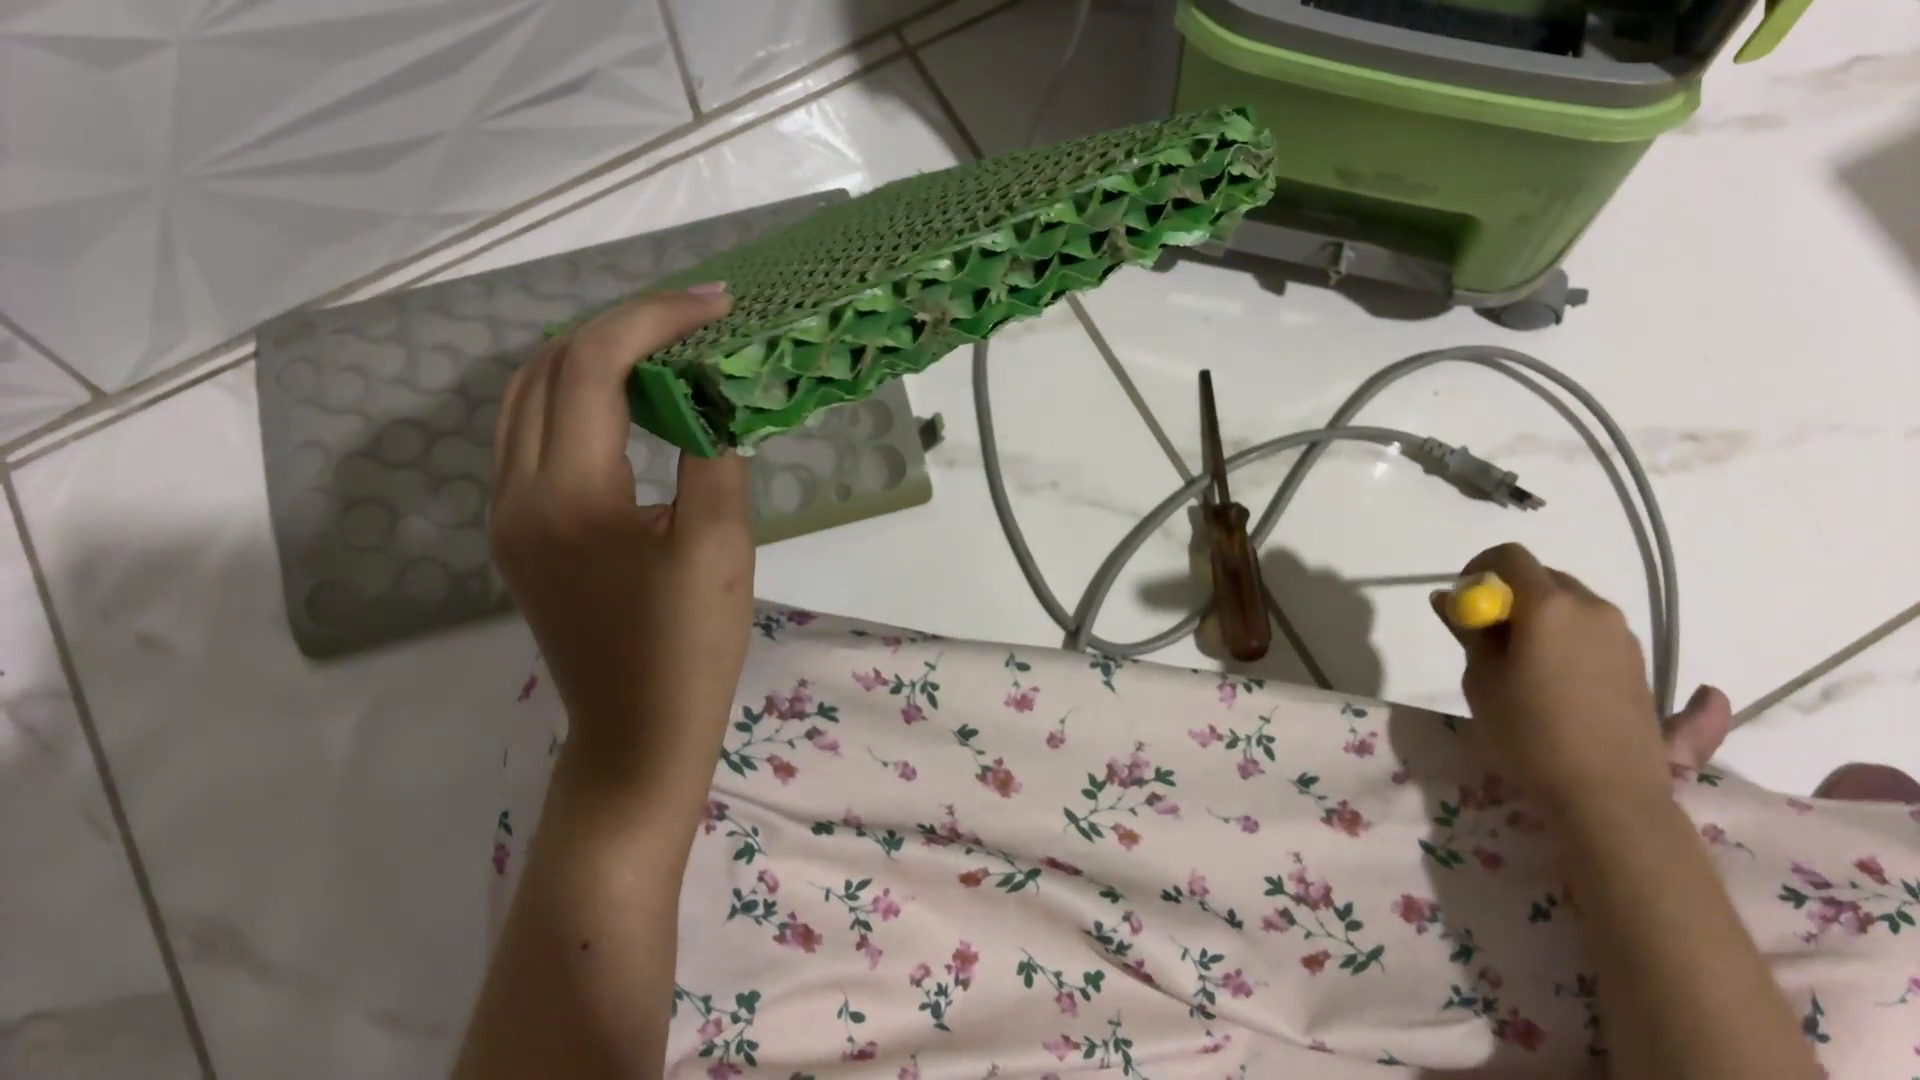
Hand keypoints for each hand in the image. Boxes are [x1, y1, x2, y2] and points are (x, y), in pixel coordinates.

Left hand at [491, 286, 753, 782]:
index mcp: (569, 492)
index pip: (594, 364)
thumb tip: (707, 396)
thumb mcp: (721, 546)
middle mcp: (517, 491)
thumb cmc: (689, 647)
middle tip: (693, 324)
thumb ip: (712, 454)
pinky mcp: (516, 534)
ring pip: (528, 397)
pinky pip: (530, 436)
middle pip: (549, 367)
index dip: (654, 318)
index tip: (715, 304)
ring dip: (592, 359)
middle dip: (623, 327)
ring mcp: (506, 513)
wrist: (635, 733)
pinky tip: (628, 408)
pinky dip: (576, 401)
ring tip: (663, 354)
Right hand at [1432, 543, 1686, 809]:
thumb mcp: (1480, 679)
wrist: (1608, 794)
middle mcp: (1591, 607)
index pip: (1510, 556)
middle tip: (1485, 635)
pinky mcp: (1637, 661)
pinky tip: (1551, 679)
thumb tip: (1450, 599)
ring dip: (1538, 617)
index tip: (1464, 602)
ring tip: (1518, 663)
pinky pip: (1590, 630)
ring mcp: (1621, 634)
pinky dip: (1564, 637)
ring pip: (1569, 604)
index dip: (1479, 568)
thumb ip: (1467, 630)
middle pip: (1542, 577)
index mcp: (1549, 606)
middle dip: (1509, 594)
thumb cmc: (1529, 733)